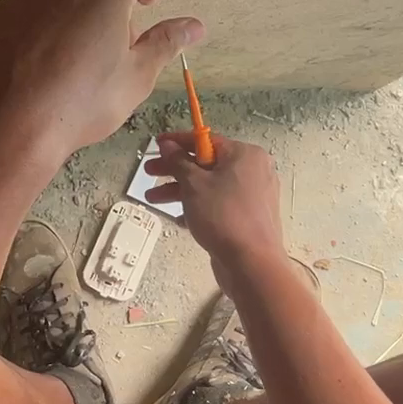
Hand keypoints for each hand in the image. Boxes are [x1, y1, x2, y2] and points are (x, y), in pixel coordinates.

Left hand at [0, 0, 203, 173]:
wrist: (11, 127)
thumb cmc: (83, 102)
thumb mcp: (137, 76)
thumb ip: (166, 42)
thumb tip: (195, 25)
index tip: (147, 6)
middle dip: (103, 6)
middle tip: (106, 47)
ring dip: (63, 15)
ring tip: (65, 57)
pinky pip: (18, 14)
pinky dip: (28, 29)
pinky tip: (30, 62)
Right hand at [146, 132, 284, 267]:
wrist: (251, 263)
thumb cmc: (224, 216)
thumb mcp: (193, 184)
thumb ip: (178, 162)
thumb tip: (168, 146)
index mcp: (245, 155)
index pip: (206, 140)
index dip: (177, 142)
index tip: (157, 143)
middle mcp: (253, 170)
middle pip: (206, 164)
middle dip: (174, 169)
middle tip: (150, 172)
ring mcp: (253, 194)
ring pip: (210, 186)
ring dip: (181, 190)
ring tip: (153, 198)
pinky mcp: (249, 216)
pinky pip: (218, 203)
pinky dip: (198, 206)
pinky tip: (176, 216)